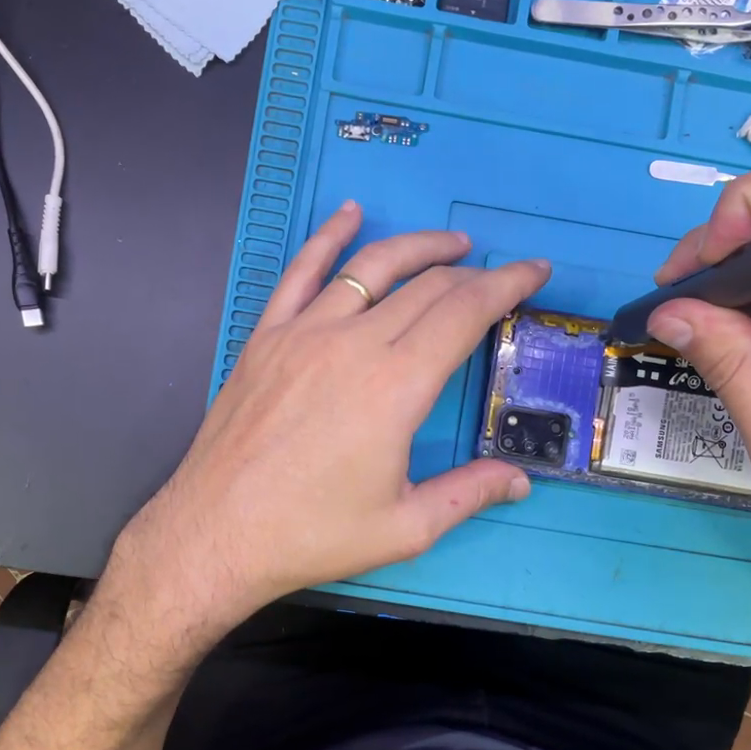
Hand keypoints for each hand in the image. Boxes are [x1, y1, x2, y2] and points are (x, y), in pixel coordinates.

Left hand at [109, 202, 549, 625]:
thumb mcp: (405, 528)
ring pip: (371, 268)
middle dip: (474, 275)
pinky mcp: (267, 338)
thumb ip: (469, 494)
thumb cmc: (313, 534)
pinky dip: (328, 238)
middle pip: (427, 287)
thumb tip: (520, 480)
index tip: (533, 271)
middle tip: (500, 276)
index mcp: (396, 387)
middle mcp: (353, 344)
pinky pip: (301, 272)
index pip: (464, 313)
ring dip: (418, 247)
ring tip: (451, 244)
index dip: (506, 286)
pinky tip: (348, 215)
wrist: (217, 533)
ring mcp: (304, 333)